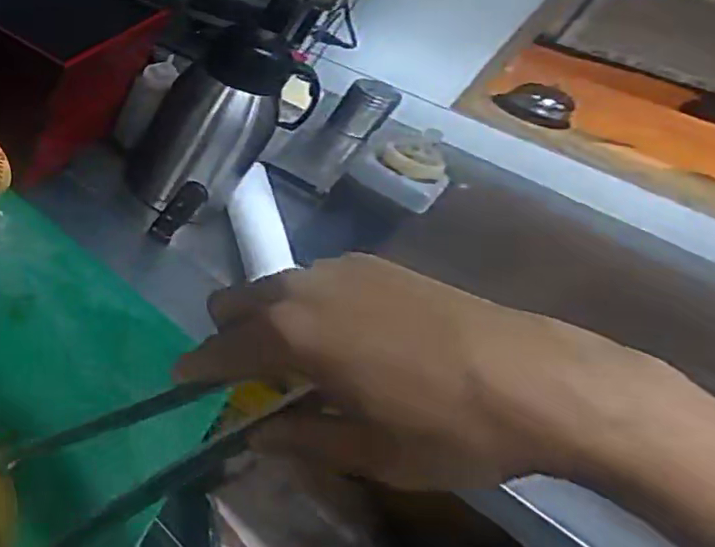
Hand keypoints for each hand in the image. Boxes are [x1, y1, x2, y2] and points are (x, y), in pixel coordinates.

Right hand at [176, 254, 678, 491]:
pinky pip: (313, 280)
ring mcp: (332, 268)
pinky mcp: (365, 262)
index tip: (180, 379)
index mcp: (290, 335)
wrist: (533, 374)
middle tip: (255, 375)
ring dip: (269, 318)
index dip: (197, 368)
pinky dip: (310, 305)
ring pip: (272, 287)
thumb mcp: (374, 453)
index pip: (221, 349)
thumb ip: (303, 440)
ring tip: (310, 358)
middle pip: (232, 302)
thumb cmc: (448, 425)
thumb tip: (257, 438)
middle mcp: (297, 289)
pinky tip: (356, 336)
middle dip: (229, 335)